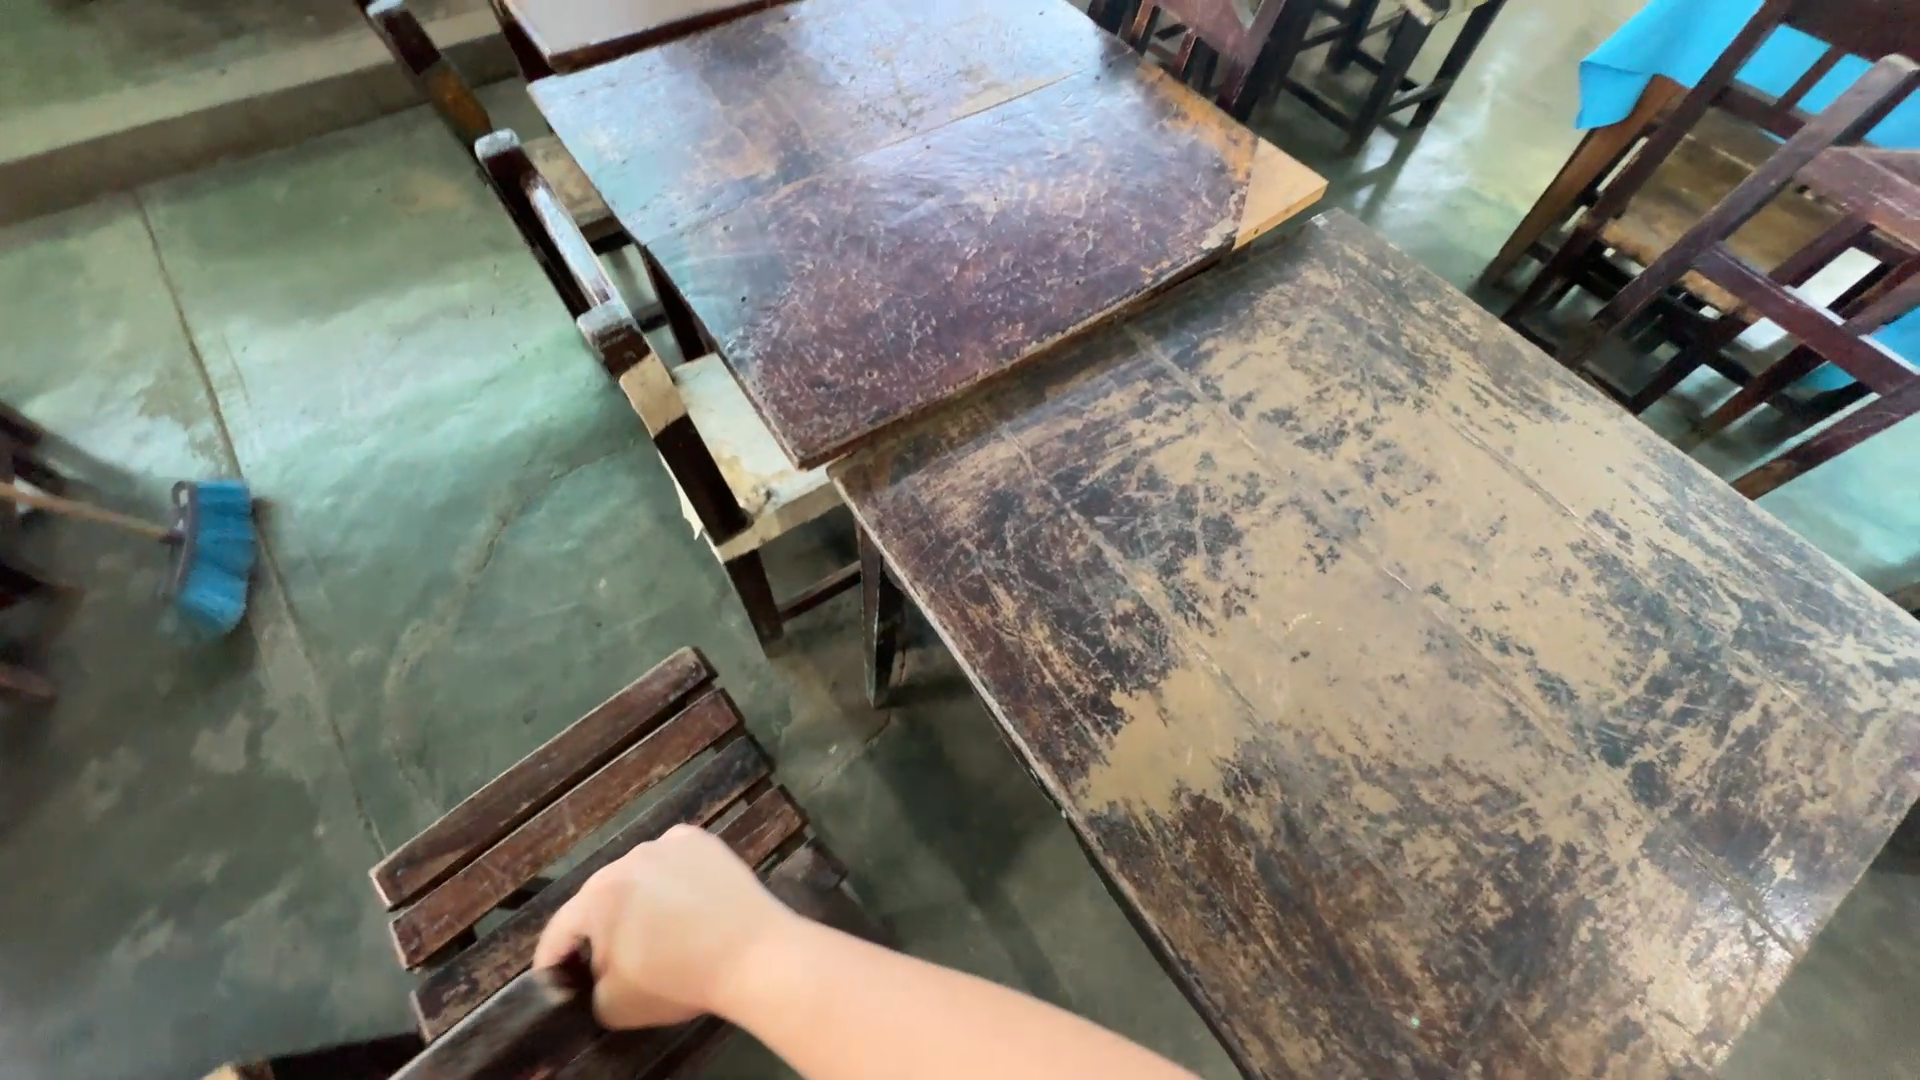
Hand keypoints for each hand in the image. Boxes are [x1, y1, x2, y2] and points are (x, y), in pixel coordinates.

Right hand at [533, 823, 797, 1028]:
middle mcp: (630, 858)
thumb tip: (597, 969)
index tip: (557, 979)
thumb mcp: (612, 1004)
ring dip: (637, 899)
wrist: (752, 952)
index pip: (559, 930)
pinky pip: (673, 859)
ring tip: (657, 930)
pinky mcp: (703, 840)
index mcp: (599, 895)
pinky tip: (685, 900)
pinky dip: (671, 877)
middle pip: (600, 898)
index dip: (553, 960)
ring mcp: (669, 843)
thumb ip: (588, 984)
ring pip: (638, 875)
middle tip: (613, 959)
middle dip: (600, 928)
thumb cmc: (679, 979)